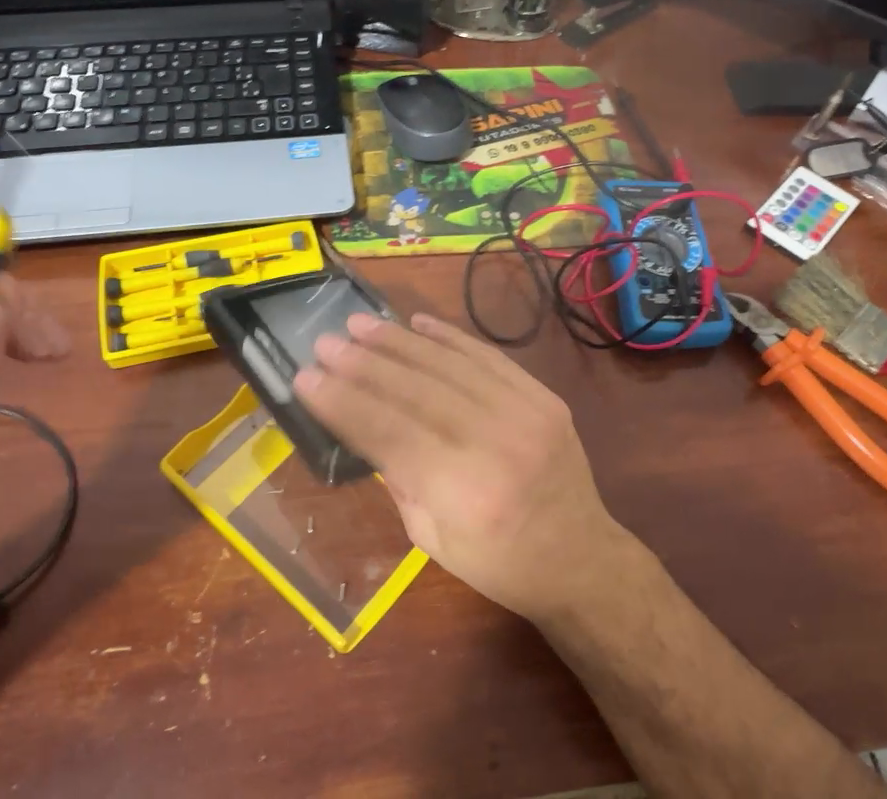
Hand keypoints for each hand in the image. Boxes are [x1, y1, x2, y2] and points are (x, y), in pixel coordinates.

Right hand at [295, 312, 633, 620]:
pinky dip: (450, 337)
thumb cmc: (497, 563)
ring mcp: (526, 413)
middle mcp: (495, 443)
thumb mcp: (432, 538)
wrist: (581, 558)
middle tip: (325, 342)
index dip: (342, 402)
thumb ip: (398, 477)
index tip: (305, 377)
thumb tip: (361, 423)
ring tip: (359, 324)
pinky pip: (489, 358)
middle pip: (415, 390)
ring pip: (449, 365)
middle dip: (363, 363)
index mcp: (463, 491)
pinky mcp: (545, 398)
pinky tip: (416, 323)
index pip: (388, 431)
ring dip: (399, 342)